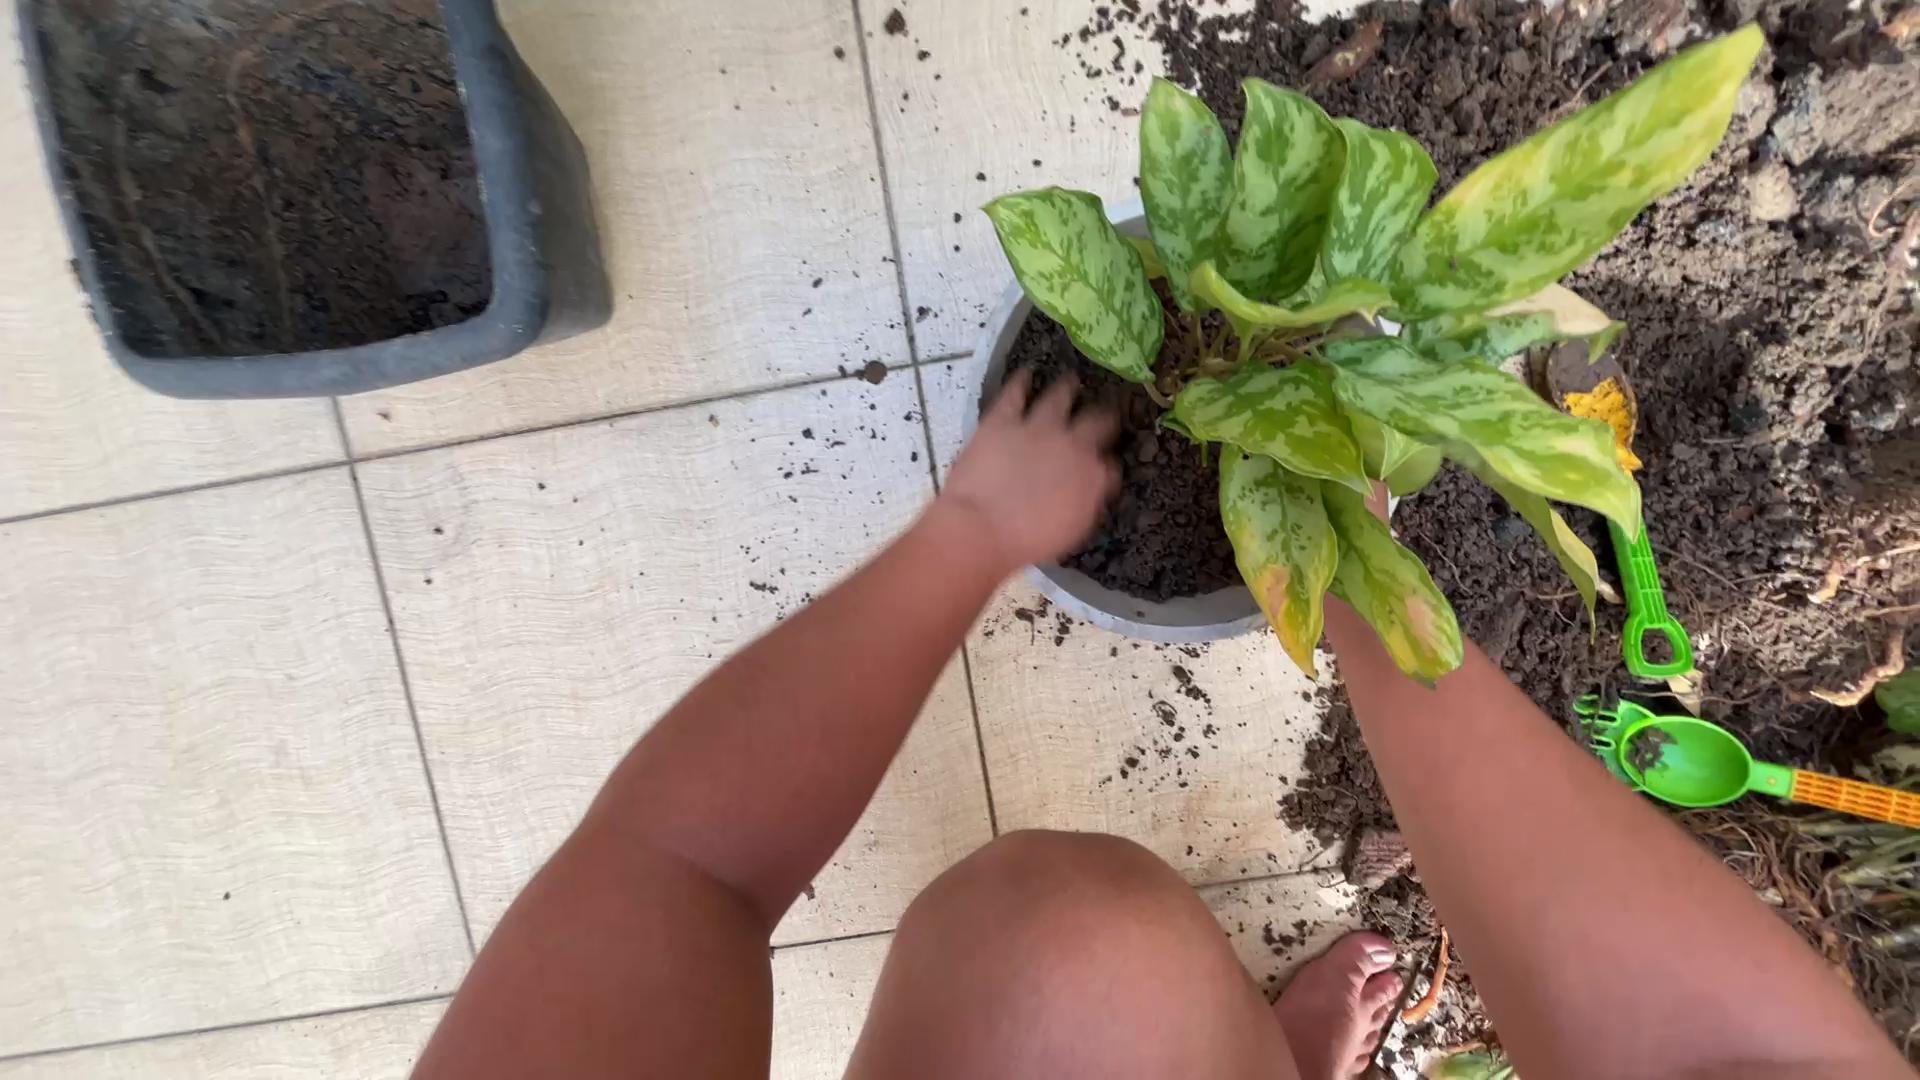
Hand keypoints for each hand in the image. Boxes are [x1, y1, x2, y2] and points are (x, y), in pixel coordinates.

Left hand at [936, 369, 1119, 573]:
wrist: (983, 528)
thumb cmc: (1027, 541)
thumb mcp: (1070, 529)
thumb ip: (1086, 502)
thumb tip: (1093, 487)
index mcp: (1093, 477)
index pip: (1109, 464)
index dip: (1105, 462)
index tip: (1103, 462)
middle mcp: (1073, 445)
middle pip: (1096, 422)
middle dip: (1102, 416)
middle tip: (1103, 410)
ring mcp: (1038, 427)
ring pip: (1059, 398)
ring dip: (1066, 389)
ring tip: (1071, 381)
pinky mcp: (1003, 419)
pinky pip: (1016, 392)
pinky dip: (1021, 381)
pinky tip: (1025, 373)